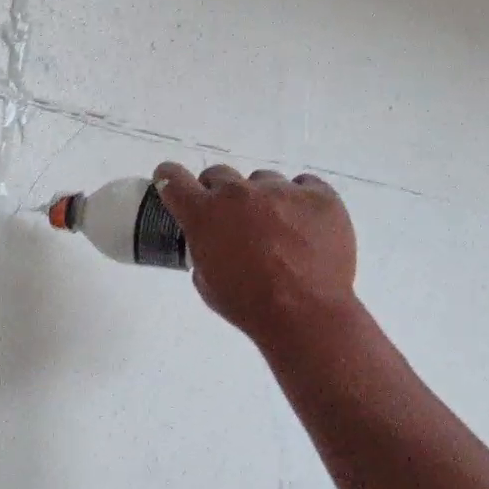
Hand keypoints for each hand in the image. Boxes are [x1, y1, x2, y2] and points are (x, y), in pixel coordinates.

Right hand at [151, 161, 358, 347]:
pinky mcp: (320, 196)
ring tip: (276, 228)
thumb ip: (202, 247)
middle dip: (219, 194)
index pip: (173, 179)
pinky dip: (299, 200)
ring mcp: (281, 191)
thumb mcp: (205, 279)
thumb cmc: (247, 303)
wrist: (305, 314)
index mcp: (203, 214)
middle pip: (219, 174)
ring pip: (263, 180)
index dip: (169, 178)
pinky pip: (304, 185)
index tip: (171, 181)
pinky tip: (304, 224)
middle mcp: (238, 193)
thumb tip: (215, 239)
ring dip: (261, 198)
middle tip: (231, 219)